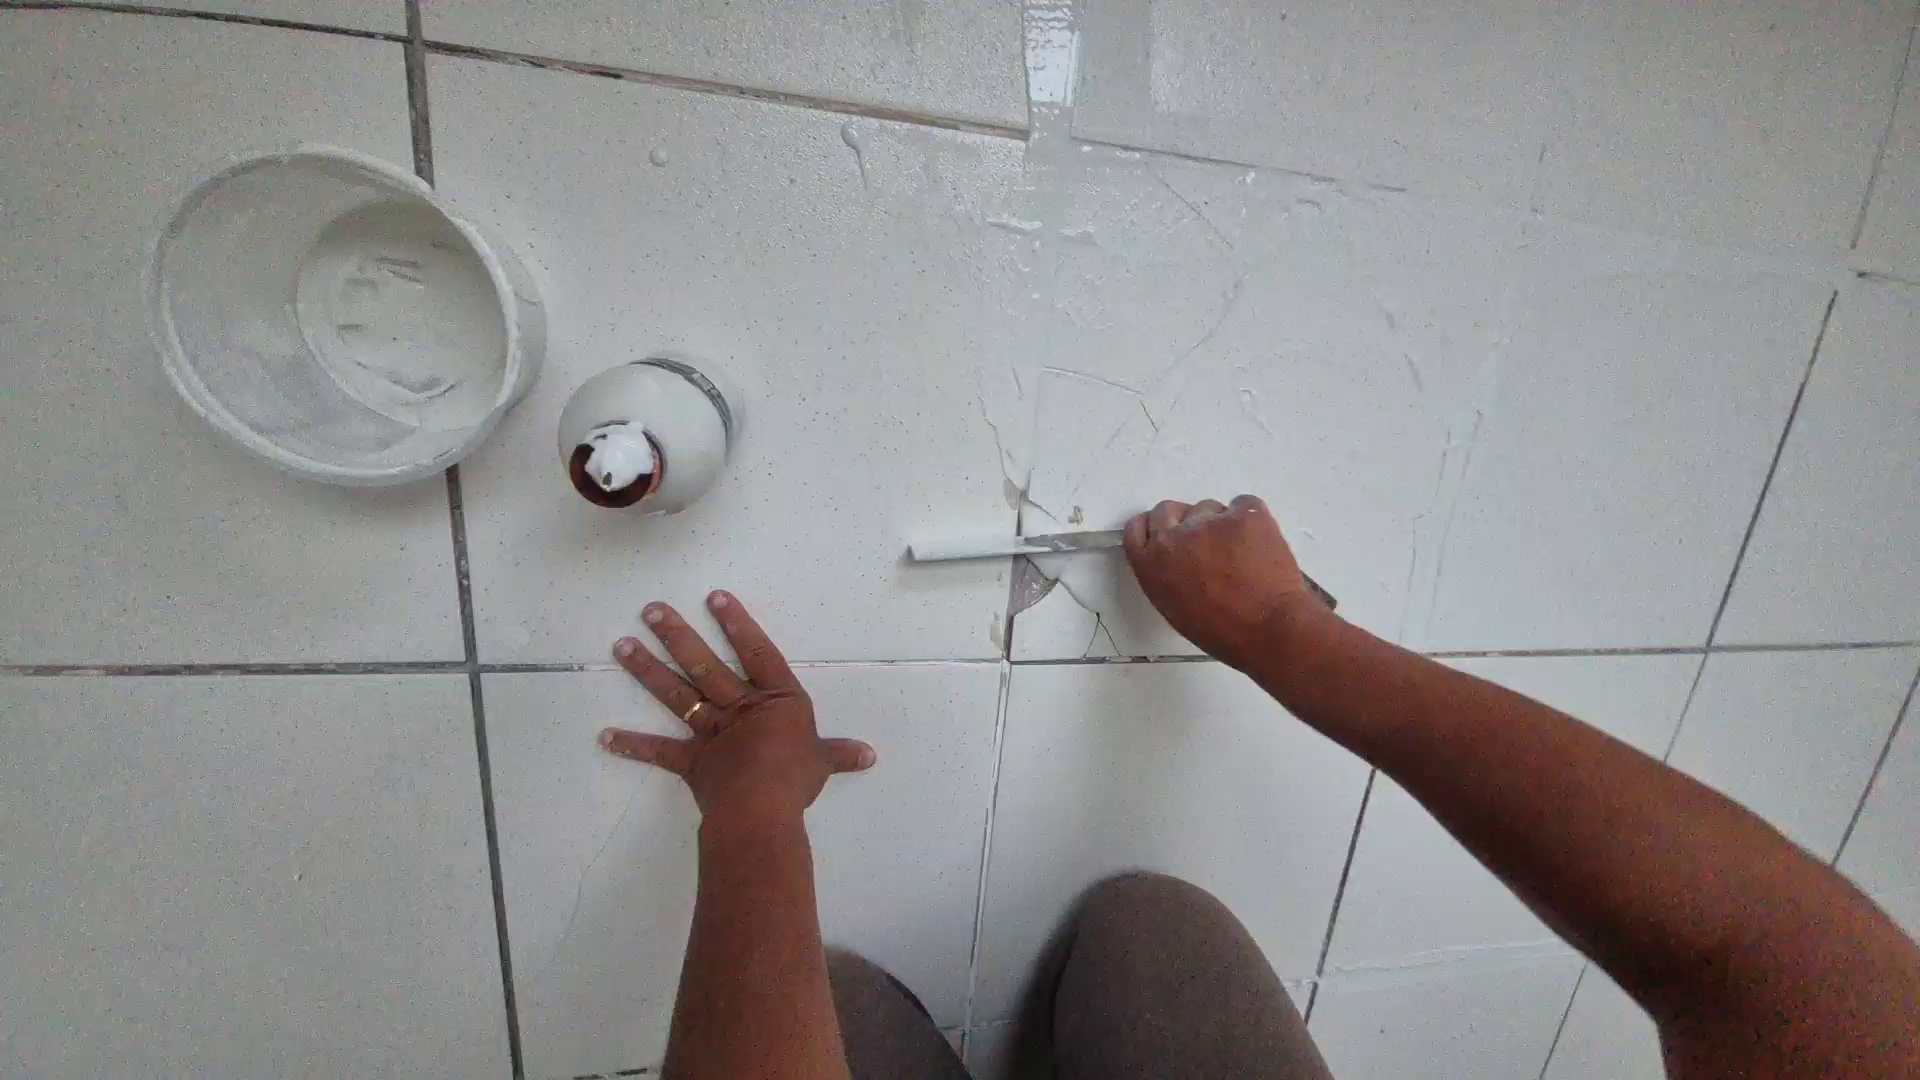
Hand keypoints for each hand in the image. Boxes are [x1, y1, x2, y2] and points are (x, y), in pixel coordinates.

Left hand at [598, 591, 874, 826]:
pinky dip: (633, 745)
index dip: (737, 624)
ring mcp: (711, 732)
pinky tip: (605, 735)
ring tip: (621, 645)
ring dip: (647, 670)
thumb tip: (869, 755)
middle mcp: (739, 707)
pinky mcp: (691, 762)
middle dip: (677, 635)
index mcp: (775, 699)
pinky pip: (659, 752)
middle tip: (651, 610)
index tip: (715, 598)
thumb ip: (840, 753)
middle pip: (705, 665)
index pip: (757, 653)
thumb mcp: (823, 761)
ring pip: (677, 695)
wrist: (762, 809)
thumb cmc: (795, 777)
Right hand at [1122, 495, 1329, 671]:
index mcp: (1150, 564)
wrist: (1268, 629)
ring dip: (1220, 522)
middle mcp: (1172, 537)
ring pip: (1208, 507)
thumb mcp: (1174, 607)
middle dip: (1184, 520)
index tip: (1167, 530)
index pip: (1137, 528)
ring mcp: (1207, 521)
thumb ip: (1165, 574)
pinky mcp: (1242, 514)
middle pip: (1168, 510)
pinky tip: (1258, 544)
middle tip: (1206, 538)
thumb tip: (1177, 560)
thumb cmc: (1224, 630)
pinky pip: (1244, 505)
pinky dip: (1251, 518)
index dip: (1154, 527)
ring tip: (1240, 552)